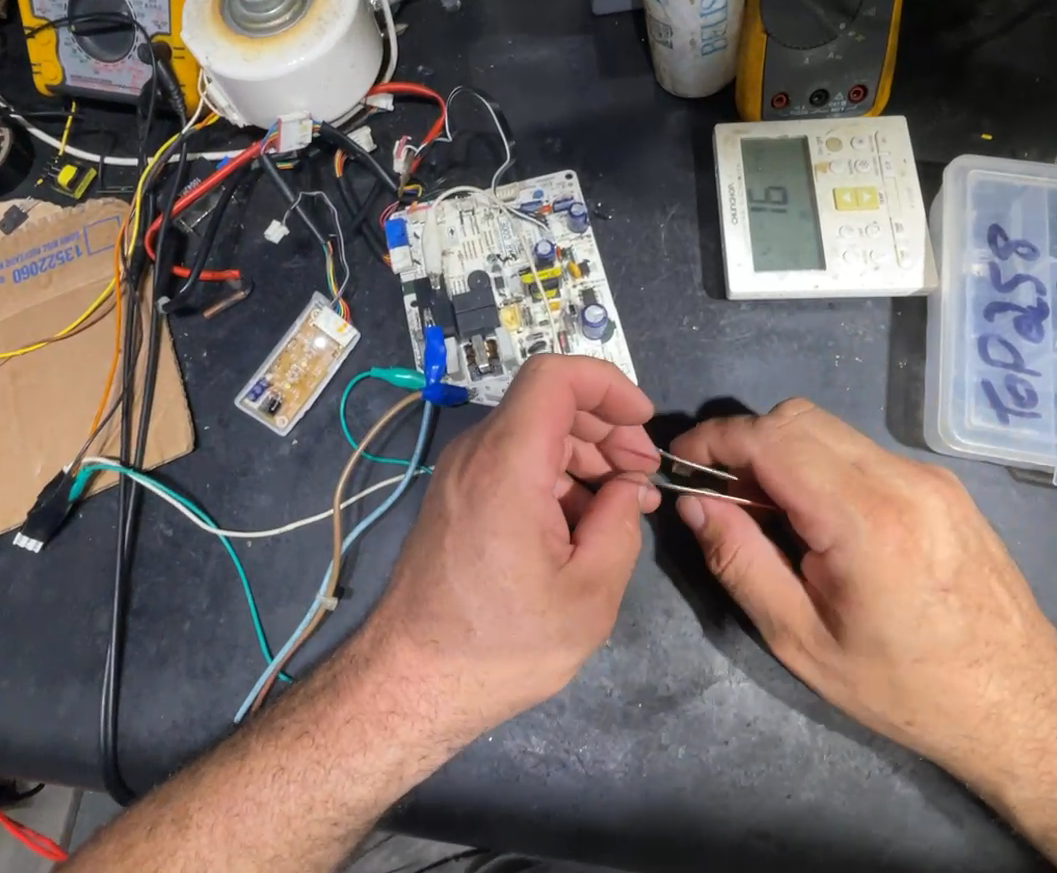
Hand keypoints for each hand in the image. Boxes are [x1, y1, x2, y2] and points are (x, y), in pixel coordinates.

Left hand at [358, 355, 660, 738]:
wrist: (412, 680)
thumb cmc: (502, 644)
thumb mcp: (589, 594)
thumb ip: (620, 524)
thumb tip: (627, 487)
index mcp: (507, 464)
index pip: (555, 376)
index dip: (608, 384)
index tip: (643, 421)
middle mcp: (476, 453)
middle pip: (548, 401)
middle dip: (606, 426)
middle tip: (644, 474)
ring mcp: (460, 472)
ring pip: (533, 430)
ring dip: (585, 453)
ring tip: (625, 500)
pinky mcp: (456, 495)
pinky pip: (513, 460)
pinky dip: (555, 473)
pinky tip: (584, 516)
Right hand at [670, 400, 1056, 771]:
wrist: (1023, 704)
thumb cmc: (904, 685)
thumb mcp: (800, 639)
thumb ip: (739, 561)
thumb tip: (695, 504)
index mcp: (863, 520)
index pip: (770, 438)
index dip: (715, 439)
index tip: (683, 462)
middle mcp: (899, 479)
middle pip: (795, 417)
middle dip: (743, 440)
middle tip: (722, 492)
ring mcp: (927, 476)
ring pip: (826, 427)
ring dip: (779, 450)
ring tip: (767, 509)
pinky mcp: (940, 483)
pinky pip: (857, 449)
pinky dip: (816, 462)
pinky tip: (816, 516)